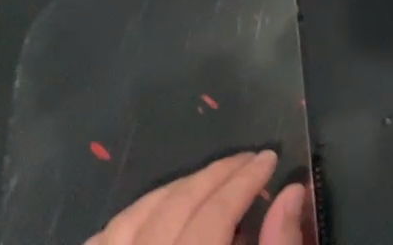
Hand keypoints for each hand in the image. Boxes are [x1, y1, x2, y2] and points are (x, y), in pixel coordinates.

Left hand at [86, 150, 311, 244]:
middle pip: (174, 210)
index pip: (214, 216)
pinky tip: (153, 214)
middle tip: (249, 159)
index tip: (271, 157)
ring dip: (175, 191)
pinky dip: (129, 220)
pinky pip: (100, 242)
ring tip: (210, 180)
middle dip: (215, 176)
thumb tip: (293, 191)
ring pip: (132, 220)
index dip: (245, 181)